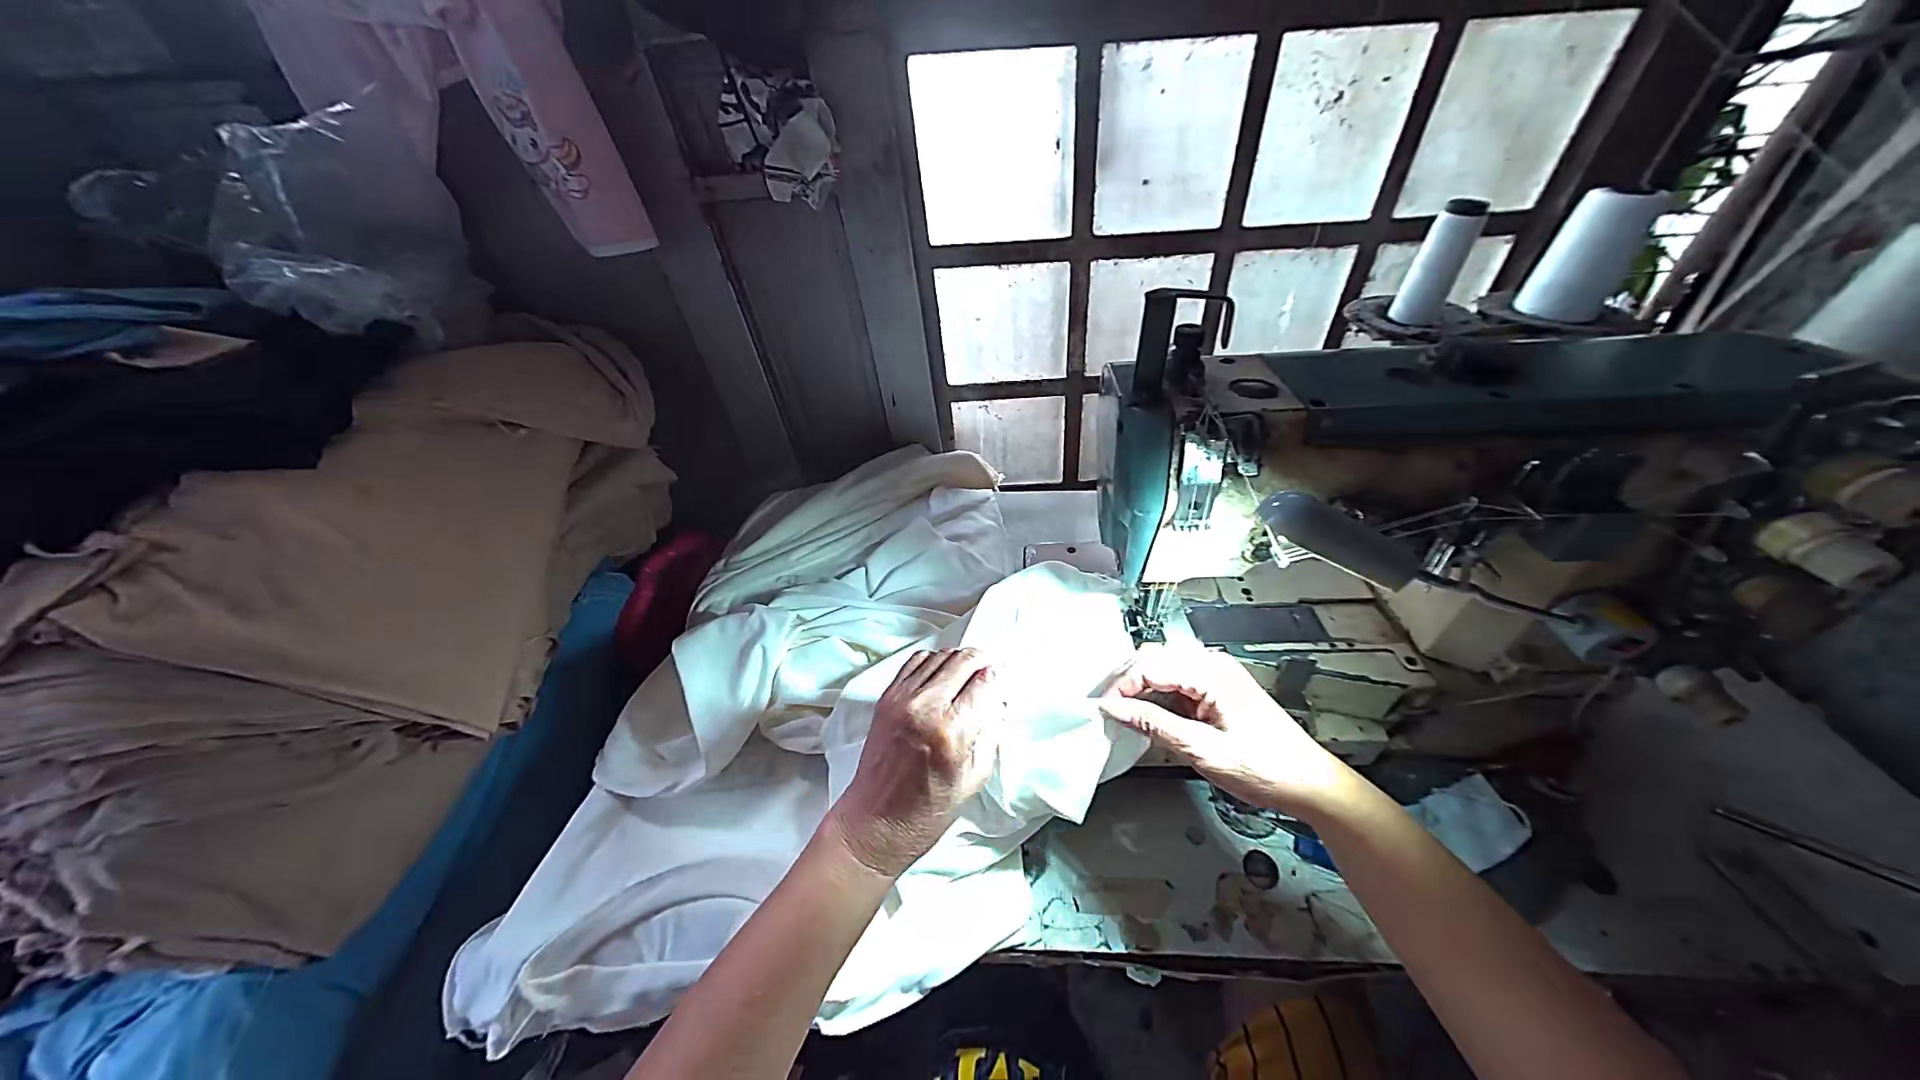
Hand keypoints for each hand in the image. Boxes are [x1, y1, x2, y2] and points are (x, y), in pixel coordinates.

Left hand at [827, 648, 1003, 876]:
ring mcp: (901, 700)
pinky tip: (942, 672)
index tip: (1002, 677)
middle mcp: (924, 707)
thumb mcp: (975, 777)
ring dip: (958, 659)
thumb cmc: (927, 810)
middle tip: (990, 669)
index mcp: (951, 731)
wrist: (876, 821)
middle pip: (962, 661)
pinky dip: (933, 661)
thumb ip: (989, 734)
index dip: (997, 676)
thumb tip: (996, 703)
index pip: (983, 682)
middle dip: (981, 661)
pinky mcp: (886, 699)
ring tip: (968, 670)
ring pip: (939, 656)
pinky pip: (914, 662)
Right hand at [1098, 644, 1352, 818]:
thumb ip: (1154, 725)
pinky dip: (1157, 697)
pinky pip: (1176, 683)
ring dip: (1140, 690)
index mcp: (1212, 673)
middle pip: (1153, 660)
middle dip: (1126, 683)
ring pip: (1162, 669)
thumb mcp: (1202, 750)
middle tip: (1107, 710)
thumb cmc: (1270, 768)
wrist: (1310, 784)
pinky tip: (1149, 717)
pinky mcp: (1217, 689)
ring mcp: (1216, 676)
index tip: (1103, 708)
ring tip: (1124, 715)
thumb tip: (1116, 709)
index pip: (1149, 665)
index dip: (1121, 687)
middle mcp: (1214, 666)